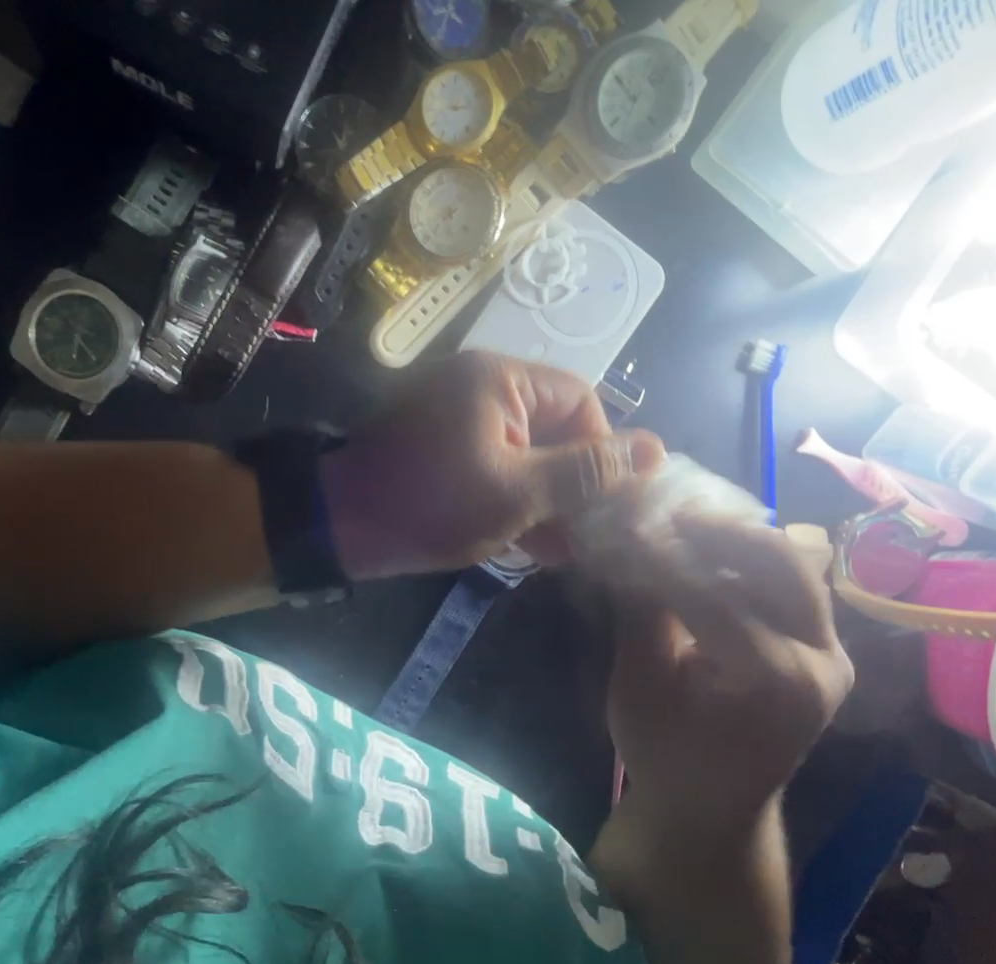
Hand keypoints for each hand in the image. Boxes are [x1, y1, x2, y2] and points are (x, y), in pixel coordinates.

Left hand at [321, 352, 663, 578]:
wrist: (338, 526)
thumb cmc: (432, 504)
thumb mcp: (519, 492)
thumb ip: (586, 473)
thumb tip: (656, 451)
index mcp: (499, 380)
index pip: (580, 401)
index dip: (601, 453)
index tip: (602, 504)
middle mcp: (478, 386)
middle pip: (552, 428)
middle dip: (571, 485)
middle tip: (584, 535)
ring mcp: (454, 416)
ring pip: (522, 452)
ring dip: (542, 499)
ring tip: (557, 551)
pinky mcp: (438, 447)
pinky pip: (491, 463)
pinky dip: (509, 498)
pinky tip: (525, 542)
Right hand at [604, 516, 853, 841]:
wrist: (713, 807)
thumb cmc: (664, 754)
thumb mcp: (638, 684)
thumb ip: (643, 610)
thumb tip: (631, 543)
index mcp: (773, 678)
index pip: (713, 591)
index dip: (662, 555)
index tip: (623, 527)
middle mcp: (822, 661)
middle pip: (780, 563)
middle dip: (719, 530)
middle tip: (666, 513)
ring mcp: (834, 656)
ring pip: (795, 568)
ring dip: (739, 541)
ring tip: (684, 525)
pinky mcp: (828, 651)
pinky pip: (794, 589)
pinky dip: (751, 564)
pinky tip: (710, 552)